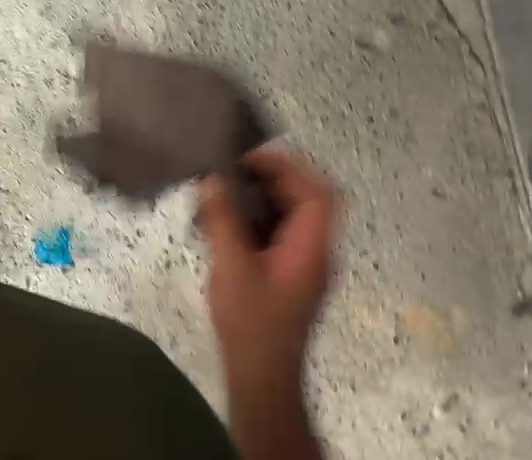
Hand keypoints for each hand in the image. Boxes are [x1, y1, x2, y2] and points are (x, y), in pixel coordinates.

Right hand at [196, 147, 338, 393]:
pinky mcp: (285, 270)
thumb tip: (212, 179)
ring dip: (256, 195)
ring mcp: (301, 262)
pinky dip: (251, 215)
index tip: (248, 156)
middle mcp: (314, 250)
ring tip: (217, 189)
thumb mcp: (232, 266)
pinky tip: (218, 218)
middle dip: (268, 177)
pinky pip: (275, 229)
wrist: (262, 374)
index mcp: (311, 248)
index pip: (319, 193)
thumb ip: (223, 220)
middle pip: (306, 198)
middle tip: (226, 168)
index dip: (289, 167)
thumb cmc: (252, 320)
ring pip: (289, 213)